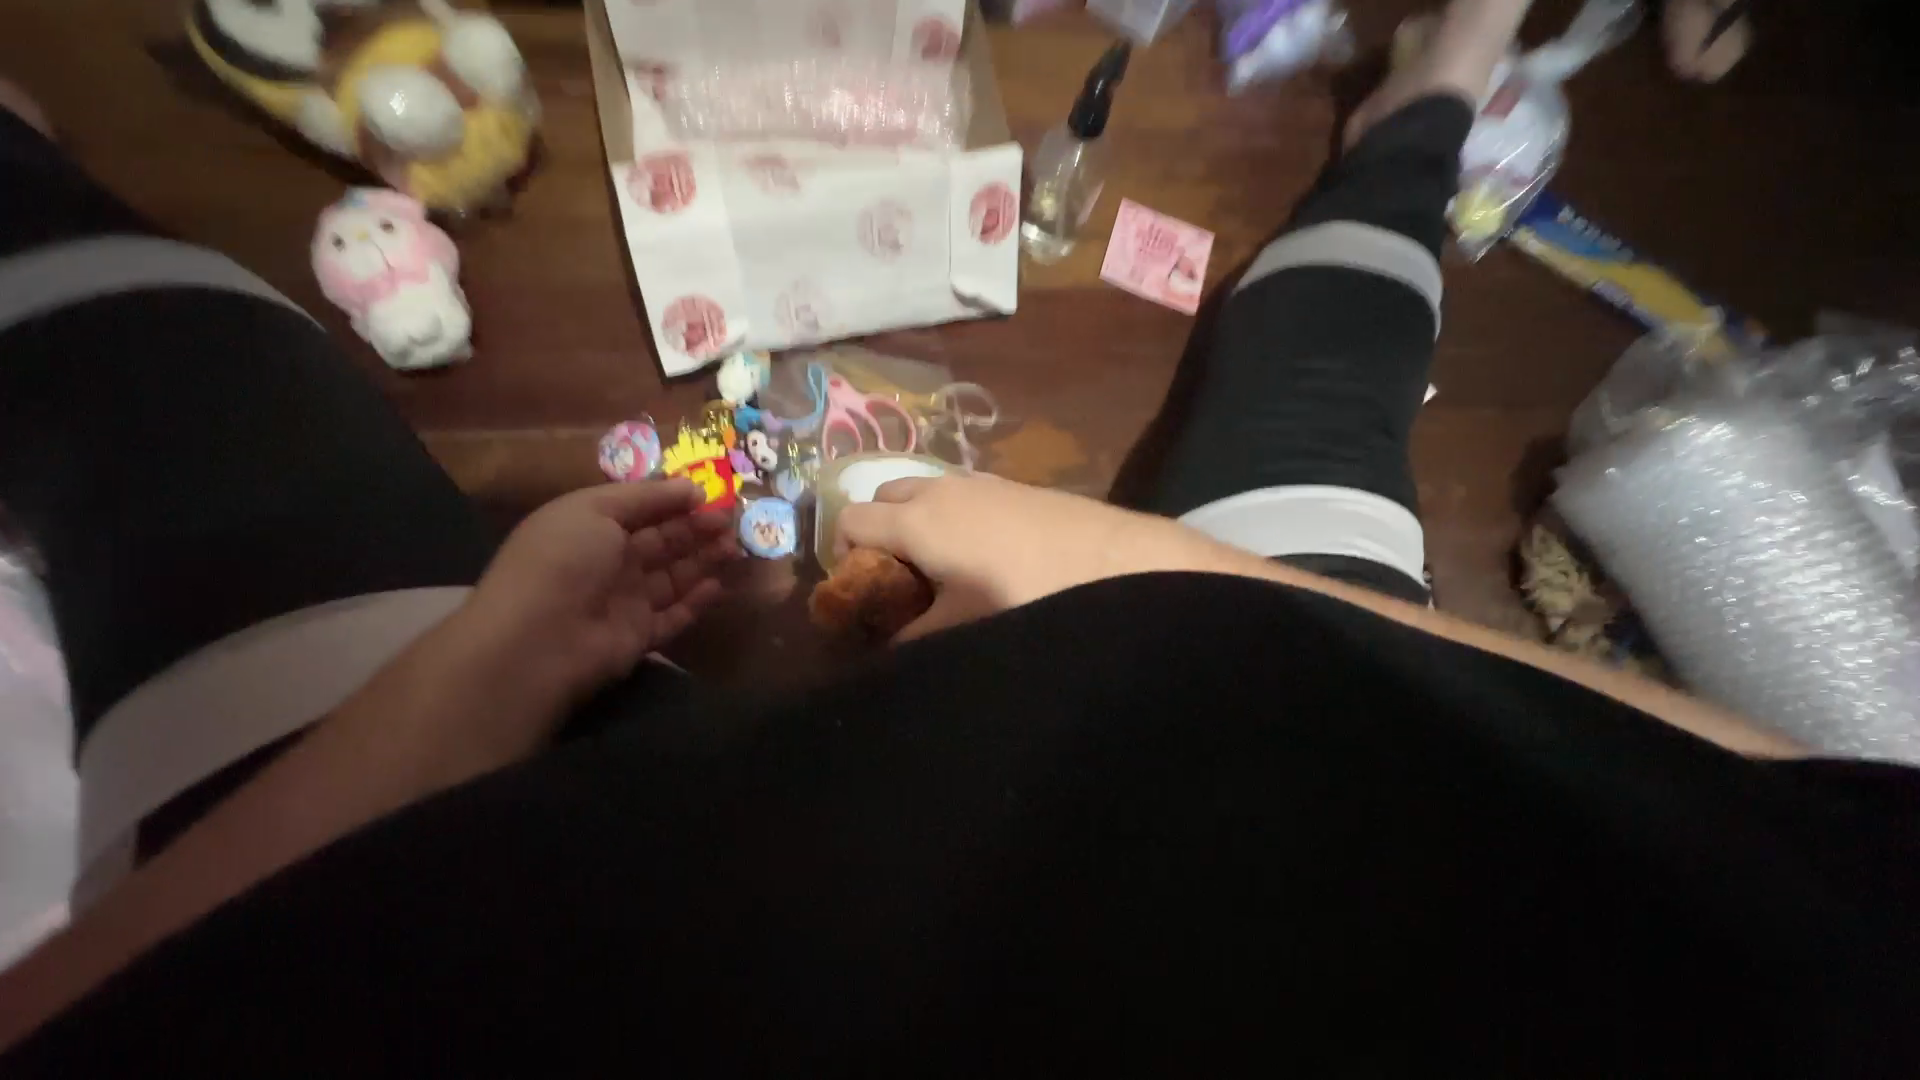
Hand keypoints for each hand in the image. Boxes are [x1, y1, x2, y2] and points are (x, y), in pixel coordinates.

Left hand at [461, 479, 737, 706]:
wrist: (537, 639)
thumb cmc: (563, 560)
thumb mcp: (596, 509)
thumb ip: (646, 496)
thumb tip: (693, 489)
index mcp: (590, 527)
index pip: (640, 509)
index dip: (674, 501)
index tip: (711, 495)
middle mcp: (608, 562)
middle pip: (662, 542)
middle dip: (697, 529)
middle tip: (731, 522)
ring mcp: (624, 601)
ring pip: (673, 577)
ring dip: (704, 560)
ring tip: (734, 548)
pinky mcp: (639, 636)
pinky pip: (674, 616)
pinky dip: (697, 602)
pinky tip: (719, 585)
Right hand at [835, 473, 1190, 639]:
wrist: (1115, 563)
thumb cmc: (1024, 595)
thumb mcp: (963, 626)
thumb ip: (916, 638)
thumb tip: (893, 649)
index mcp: (917, 519)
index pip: (850, 520)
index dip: (843, 556)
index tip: (862, 592)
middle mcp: (941, 489)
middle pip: (884, 498)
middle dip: (880, 533)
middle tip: (899, 580)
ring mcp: (980, 482)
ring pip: (926, 493)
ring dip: (919, 523)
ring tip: (944, 570)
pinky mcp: (1013, 485)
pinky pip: (963, 496)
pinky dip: (954, 518)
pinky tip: (985, 555)